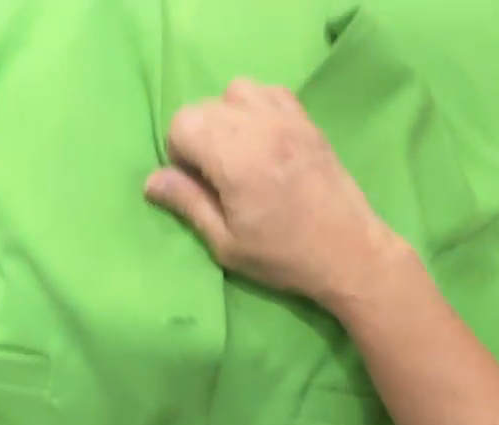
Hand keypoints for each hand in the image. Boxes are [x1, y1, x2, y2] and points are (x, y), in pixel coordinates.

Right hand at [145, 78, 409, 310]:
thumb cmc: (282, 257)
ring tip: (237, 157)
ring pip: (235, 92)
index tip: (195, 186)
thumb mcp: (226, 243)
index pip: (183, 123)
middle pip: (204, 106)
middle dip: (198, 138)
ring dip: (226, 119)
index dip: (179, 155)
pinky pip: (267, 92)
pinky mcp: (305, 119)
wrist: (347, 251)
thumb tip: (152, 181)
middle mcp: (259, 125)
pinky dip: (254, 110)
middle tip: (216, 179)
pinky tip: (261, 144)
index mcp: (235, 158)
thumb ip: (188, 204)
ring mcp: (286, 117)